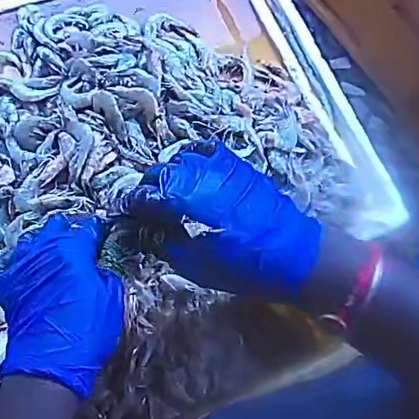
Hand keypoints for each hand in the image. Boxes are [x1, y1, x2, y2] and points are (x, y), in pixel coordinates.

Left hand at [0, 214, 123, 399]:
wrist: (50, 362)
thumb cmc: (86, 332)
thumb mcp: (112, 299)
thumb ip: (104, 274)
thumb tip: (96, 269)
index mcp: (72, 249)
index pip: (86, 227)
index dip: (96, 229)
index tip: (101, 232)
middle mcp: (42, 251)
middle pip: (54, 228)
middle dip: (67, 232)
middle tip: (78, 243)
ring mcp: (20, 267)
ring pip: (30, 243)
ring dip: (42, 246)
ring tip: (53, 256)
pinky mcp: (6, 287)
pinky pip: (8, 266)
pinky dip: (16, 266)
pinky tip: (25, 272)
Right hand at [125, 140, 320, 302]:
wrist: (295, 255)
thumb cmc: (243, 267)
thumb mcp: (195, 264)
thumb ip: (165, 242)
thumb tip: (146, 229)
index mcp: (192, 201)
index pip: (150, 193)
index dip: (133, 202)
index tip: (123, 211)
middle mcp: (205, 176)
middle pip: (162, 171)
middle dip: (147, 188)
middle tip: (142, 206)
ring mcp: (224, 166)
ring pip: (182, 158)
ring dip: (167, 173)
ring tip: (165, 193)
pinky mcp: (238, 166)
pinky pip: (206, 151)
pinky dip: (191, 159)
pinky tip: (188, 175)